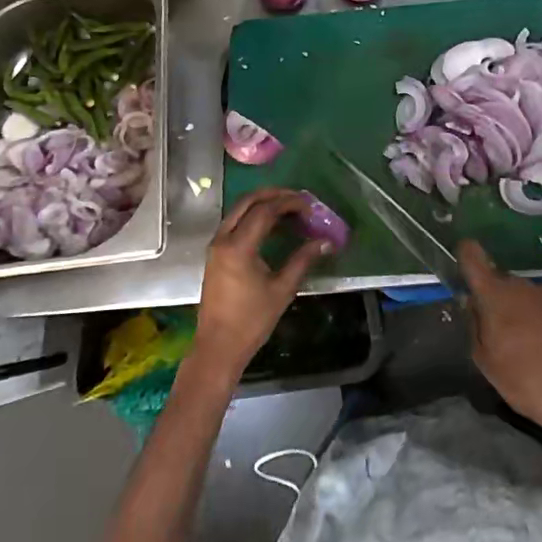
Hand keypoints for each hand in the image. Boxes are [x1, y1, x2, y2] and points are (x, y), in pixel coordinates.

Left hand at [194, 188, 332, 377]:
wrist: (219, 346)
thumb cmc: (251, 321)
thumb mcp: (282, 289)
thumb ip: (303, 260)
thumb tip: (325, 241)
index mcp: (238, 247)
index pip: (265, 211)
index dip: (289, 203)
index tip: (309, 204)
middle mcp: (223, 239)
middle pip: (247, 202)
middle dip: (273, 195)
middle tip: (298, 198)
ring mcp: (216, 245)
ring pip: (238, 210)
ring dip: (262, 204)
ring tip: (288, 208)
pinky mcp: (215, 254)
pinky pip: (234, 223)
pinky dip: (252, 216)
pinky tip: (272, 225)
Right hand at [460, 240, 541, 454]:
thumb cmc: (525, 379)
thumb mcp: (485, 360)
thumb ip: (475, 326)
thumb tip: (474, 306)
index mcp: (496, 293)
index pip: (473, 256)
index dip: (465, 255)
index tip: (461, 264)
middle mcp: (523, 286)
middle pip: (500, 282)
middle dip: (493, 299)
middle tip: (492, 330)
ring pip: (523, 296)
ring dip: (517, 312)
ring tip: (520, 346)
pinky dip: (538, 323)